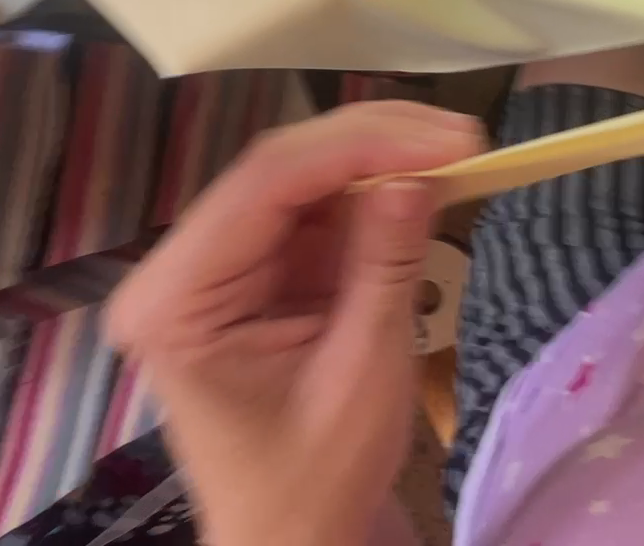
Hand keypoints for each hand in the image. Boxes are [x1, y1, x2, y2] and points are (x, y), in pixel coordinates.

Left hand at [107, 102, 484, 545]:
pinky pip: (327, 196)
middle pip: (286, 163)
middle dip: (381, 139)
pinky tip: (431, 174)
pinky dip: (384, 180)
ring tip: (460, 148)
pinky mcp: (269, 255)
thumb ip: (384, 268)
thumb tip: (418, 177)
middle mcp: (188, 262)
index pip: (268, 184)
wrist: (296, 531)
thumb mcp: (362, 375)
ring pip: (310, 166)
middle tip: (465, 137)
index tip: (448, 141)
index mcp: (178, 300)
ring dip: (388, 150)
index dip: (361, 147)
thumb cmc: (317, 477)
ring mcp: (229, 253)